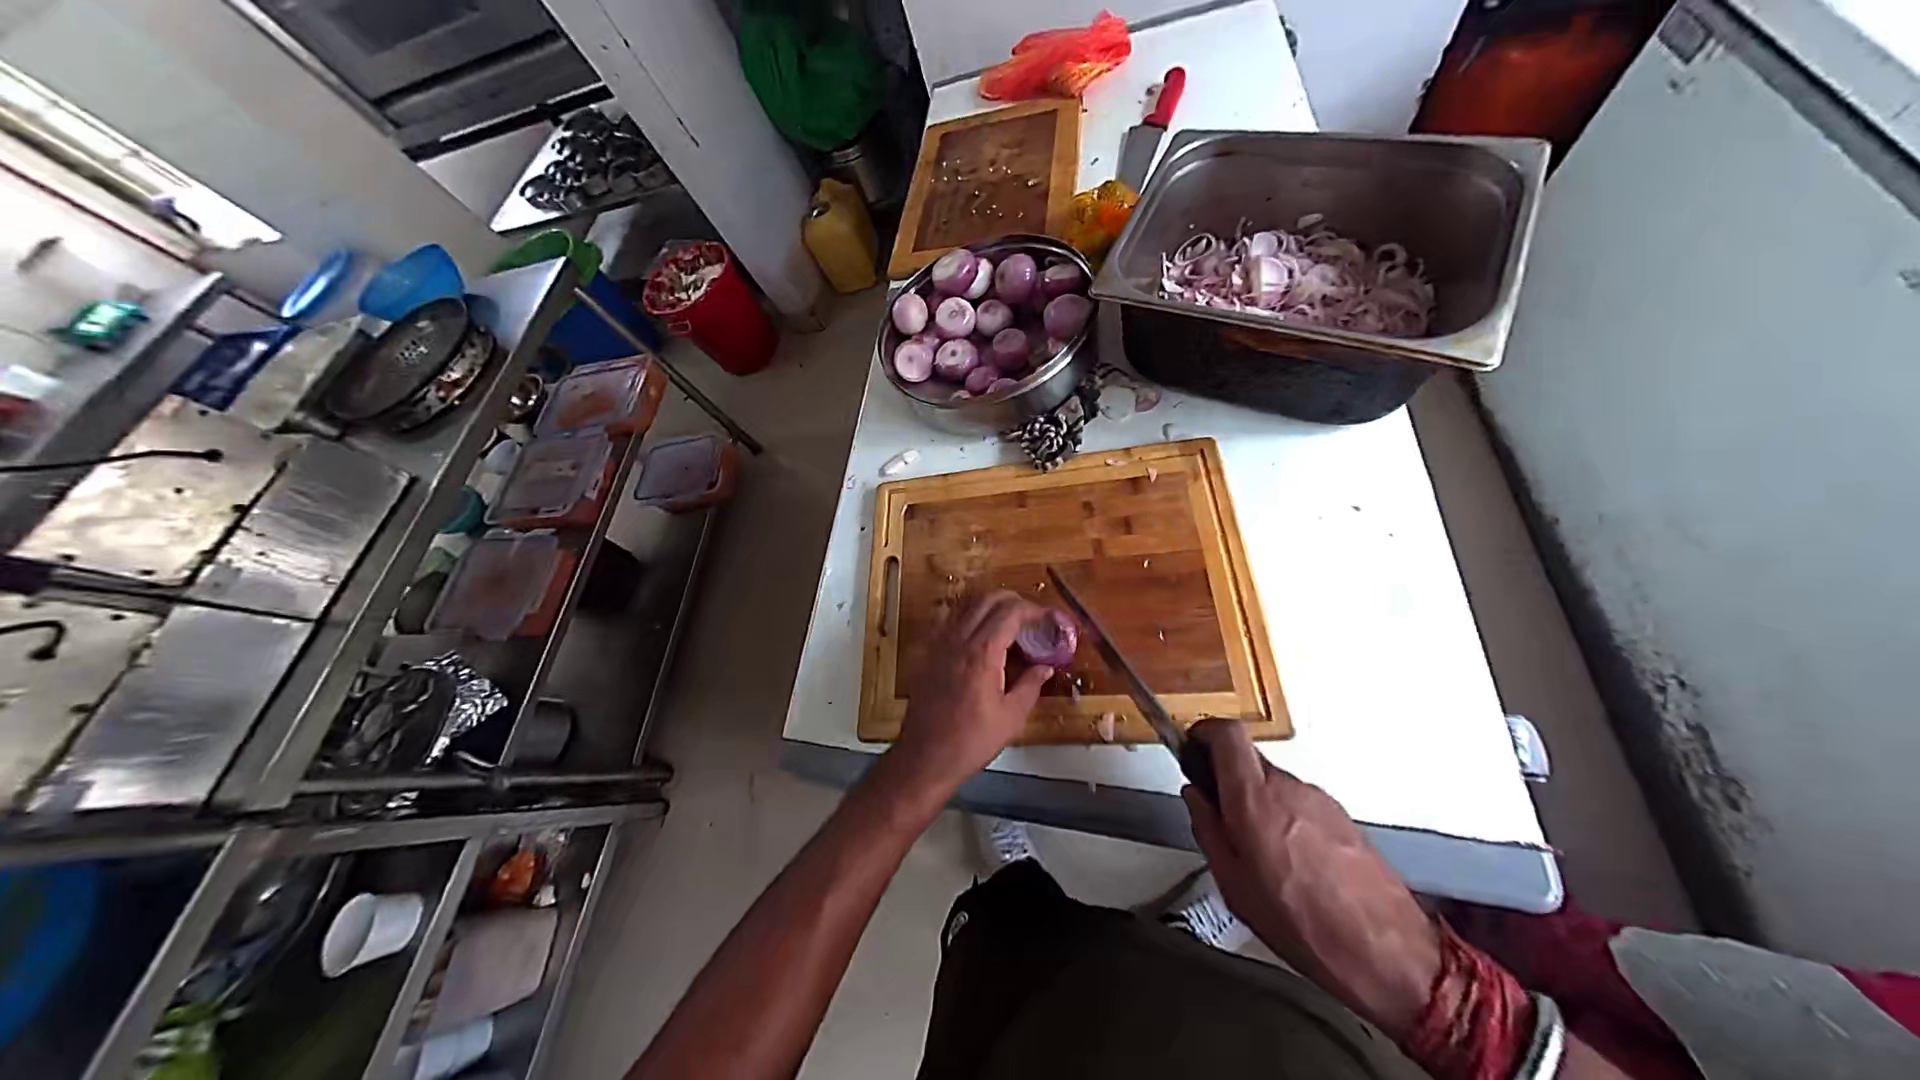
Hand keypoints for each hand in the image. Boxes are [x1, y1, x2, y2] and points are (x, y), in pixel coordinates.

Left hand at [891, 591, 1054, 791]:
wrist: (925, 757)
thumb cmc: (971, 742)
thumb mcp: (1011, 717)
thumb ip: (1031, 686)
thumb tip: (1045, 668)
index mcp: (982, 654)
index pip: (1010, 613)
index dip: (1033, 610)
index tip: (1048, 617)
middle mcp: (958, 640)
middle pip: (987, 599)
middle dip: (1013, 601)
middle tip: (1031, 616)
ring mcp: (939, 644)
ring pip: (966, 605)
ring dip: (990, 604)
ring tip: (1009, 621)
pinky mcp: (928, 653)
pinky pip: (950, 620)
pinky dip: (969, 616)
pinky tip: (980, 634)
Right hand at [1182, 717, 1440, 1041]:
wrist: (1387, 953)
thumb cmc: (1310, 926)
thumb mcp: (1232, 882)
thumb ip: (1208, 828)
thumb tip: (1197, 801)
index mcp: (1254, 800)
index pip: (1226, 733)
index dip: (1204, 733)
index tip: (1192, 745)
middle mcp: (1290, 789)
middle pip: (1248, 758)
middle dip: (1227, 778)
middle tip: (1216, 808)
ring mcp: (1319, 800)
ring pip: (1274, 783)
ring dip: (1258, 802)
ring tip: (1256, 850)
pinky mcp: (1341, 816)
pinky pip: (1300, 803)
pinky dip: (1286, 819)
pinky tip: (1288, 861)